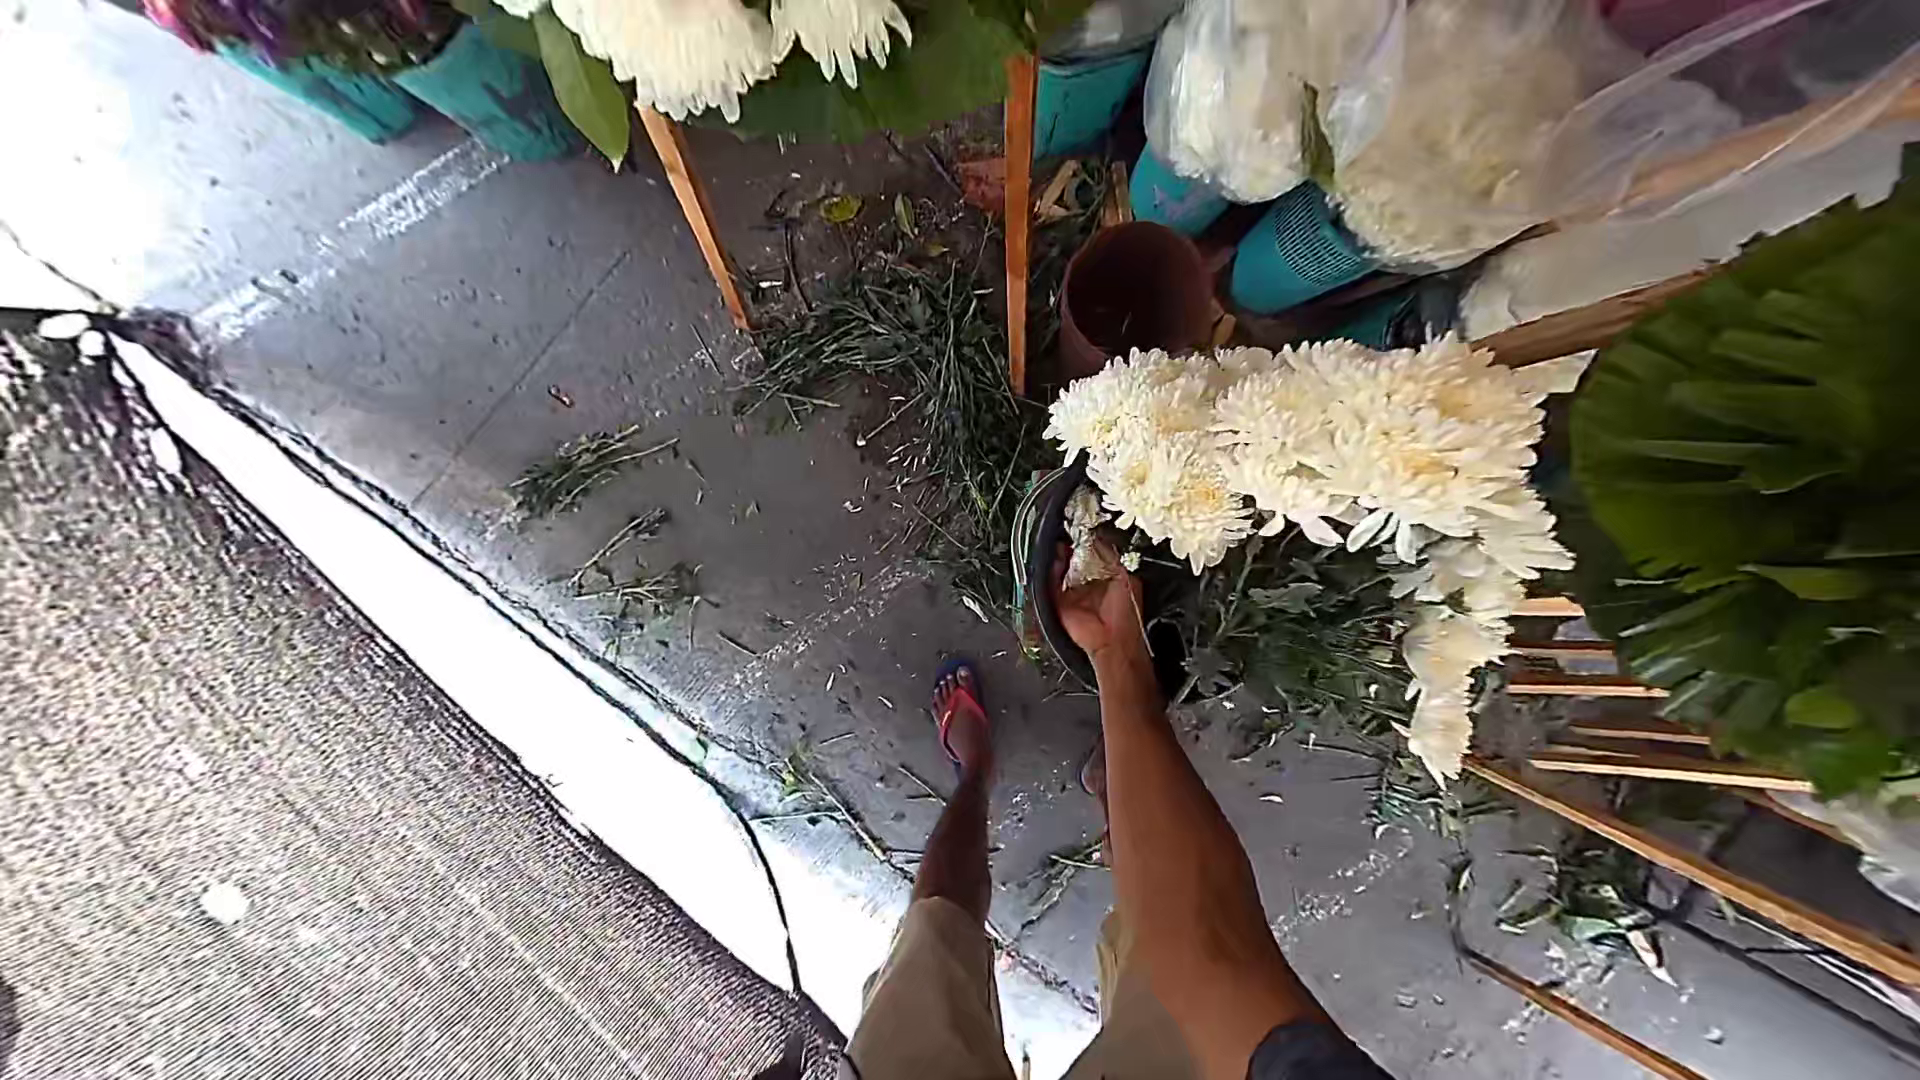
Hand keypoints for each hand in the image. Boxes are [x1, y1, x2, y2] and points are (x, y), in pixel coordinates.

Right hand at [1051, 540, 1146, 665]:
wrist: (1113, 639)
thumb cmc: (1126, 612)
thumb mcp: (1123, 575)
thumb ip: (1110, 556)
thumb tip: (1099, 537)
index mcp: (1101, 575)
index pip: (1088, 554)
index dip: (1084, 541)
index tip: (1080, 529)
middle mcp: (1084, 583)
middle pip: (1070, 559)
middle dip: (1068, 547)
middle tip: (1067, 534)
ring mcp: (1070, 593)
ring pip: (1058, 569)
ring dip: (1058, 557)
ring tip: (1059, 546)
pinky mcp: (1058, 602)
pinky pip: (1050, 583)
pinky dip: (1050, 572)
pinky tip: (1054, 561)